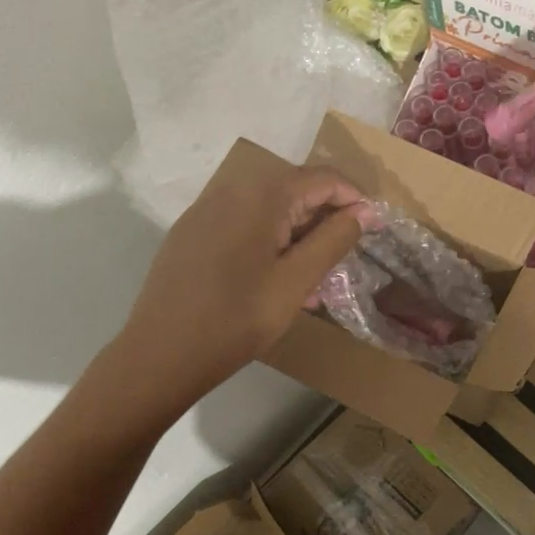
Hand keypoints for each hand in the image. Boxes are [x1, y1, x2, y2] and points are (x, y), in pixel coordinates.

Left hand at [108, 165, 373, 411]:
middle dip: (325, 222)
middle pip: (294, 192)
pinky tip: (273, 284)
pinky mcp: (190, 235)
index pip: (323, 178)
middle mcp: (231, 192)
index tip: (375, 230)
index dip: (355, 199)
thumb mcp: (296, 281)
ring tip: (311, 284)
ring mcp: (205, 212)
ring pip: (268, 212)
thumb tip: (364, 211)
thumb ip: (334, 240)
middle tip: (342, 263)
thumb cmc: (236, 318)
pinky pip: (242, 227)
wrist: (159, 355)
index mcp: (261, 197)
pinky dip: (268, 245)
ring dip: (297, 238)